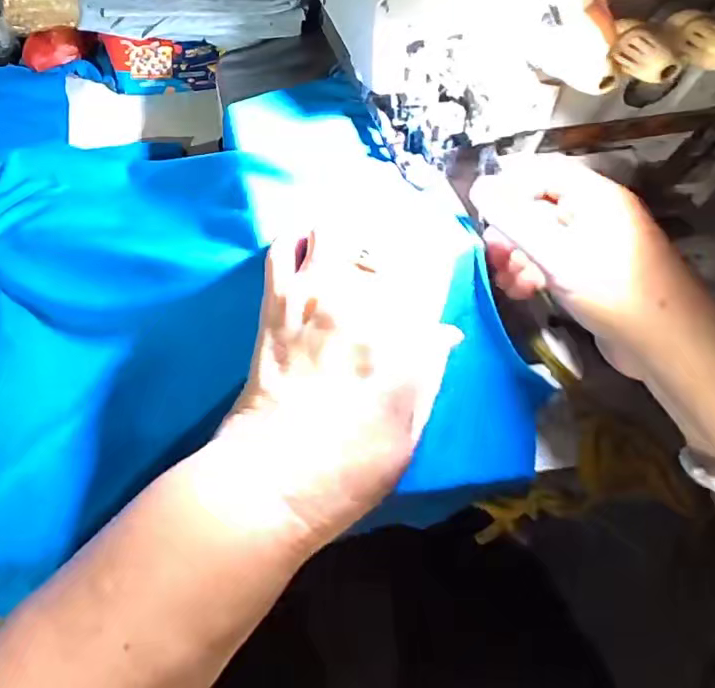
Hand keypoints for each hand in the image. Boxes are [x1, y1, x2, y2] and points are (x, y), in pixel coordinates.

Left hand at [218, 230, 461, 543]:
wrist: (270, 483)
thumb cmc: (351, 469)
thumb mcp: (410, 429)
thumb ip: (430, 371)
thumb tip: (445, 332)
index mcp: (403, 335)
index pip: (432, 270)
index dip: (440, 257)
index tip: (440, 257)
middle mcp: (361, 302)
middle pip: (387, 242)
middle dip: (397, 241)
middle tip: (396, 251)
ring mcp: (313, 296)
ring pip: (335, 231)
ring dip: (348, 232)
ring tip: (352, 242)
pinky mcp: (275, 303)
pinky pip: (283, 249)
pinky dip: (297, 240)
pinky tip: (307, 249)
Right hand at [470, 154, 714, 370]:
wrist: (671, 345)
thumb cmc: (612, 290)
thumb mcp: (555, 253)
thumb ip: (513, 219)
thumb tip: (477, 186)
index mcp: (595, 194)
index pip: (541, 170)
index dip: (507, 186)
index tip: (480, 213)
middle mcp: (597, 212)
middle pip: (540, 205)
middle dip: (510, 230)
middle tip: (491, 256)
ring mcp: (599, 243)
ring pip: (546, 237)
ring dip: (519, 255)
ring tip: (504, 282)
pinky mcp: (598, 273)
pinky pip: (559, 260)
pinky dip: (537, 271)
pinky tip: (522, 292)